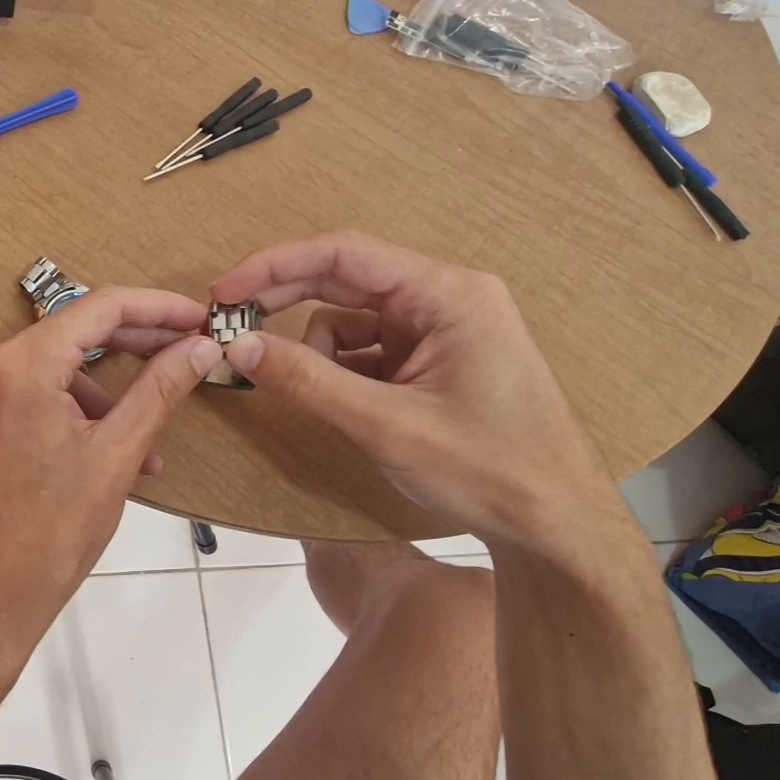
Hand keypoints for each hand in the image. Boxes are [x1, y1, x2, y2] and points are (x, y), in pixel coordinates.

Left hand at [0, 288, 219, 669]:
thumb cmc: (51, 535)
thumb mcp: (117, 455)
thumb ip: (160, 389)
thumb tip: (200, 347)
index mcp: (20, 366)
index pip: (99, 308)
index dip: (155, 308)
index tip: (195, 317)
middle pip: (70, 334)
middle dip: (132, 344)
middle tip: (185, 353)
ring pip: (48, 368)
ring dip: (100, 392)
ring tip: (143, 443)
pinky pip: (23, 395)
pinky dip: (65, 410)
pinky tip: (100, 448)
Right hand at [211, 231, 618, 547]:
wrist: (554, 525)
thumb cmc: (487, 470)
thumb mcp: (385, 425)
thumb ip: (307, 381)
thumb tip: (238, 346)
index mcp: (446, 294)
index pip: (344, 254)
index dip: (275, 266)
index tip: (225, 292)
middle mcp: (443, 299)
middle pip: (343, 280)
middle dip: (284, 303)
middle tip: (233, 329)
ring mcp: (438, 331)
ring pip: (348, 320)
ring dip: (316, 352)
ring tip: (313, 396)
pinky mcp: (430, 362)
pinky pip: (365, 351)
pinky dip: (338, 372)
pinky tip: (340, 404)